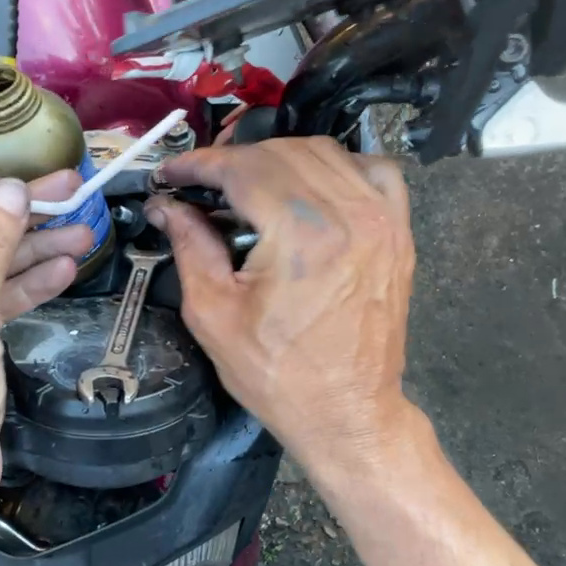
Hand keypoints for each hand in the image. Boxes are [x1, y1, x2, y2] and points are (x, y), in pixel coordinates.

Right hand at [144, 138, 414, 468]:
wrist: (347, 414)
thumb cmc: (275, 374)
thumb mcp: (213, 314)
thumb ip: (189, 247)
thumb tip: (166, 206)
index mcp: (301, 236)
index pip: (243, 169)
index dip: (199, 163)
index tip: (172, 172)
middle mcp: (349, 215)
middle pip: (281, 153)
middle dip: (232, 159)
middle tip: (199, 182)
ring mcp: (382, 220)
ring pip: (324, 152)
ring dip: (277, 158)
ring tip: (245, 182)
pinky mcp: (398, 233)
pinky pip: (371, 170)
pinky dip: (335, 166)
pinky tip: (308, 186)